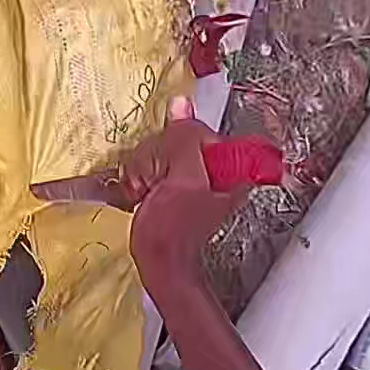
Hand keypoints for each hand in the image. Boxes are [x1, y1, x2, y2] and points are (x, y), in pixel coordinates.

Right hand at [125, 98, 246, 290]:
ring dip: (144, 168)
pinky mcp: (169, 184)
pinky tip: (141, 191)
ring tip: (147, 191)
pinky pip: (149, 163)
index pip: (200, 129)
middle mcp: (213, 167)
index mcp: (230, 164)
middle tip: (157, 182)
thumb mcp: (184, 180)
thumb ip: (186, 141)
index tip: (173, 160)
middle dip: (157, 157)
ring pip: (158, 149)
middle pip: (176, 136)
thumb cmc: (172, 232)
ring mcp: (189, 176)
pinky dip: (139, 175)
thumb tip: (181, 104)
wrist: (157, 264)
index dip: (181, 139)